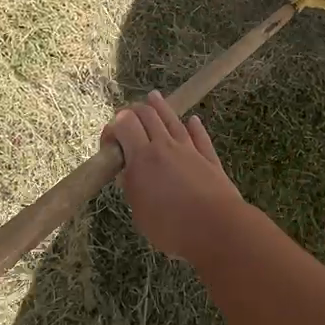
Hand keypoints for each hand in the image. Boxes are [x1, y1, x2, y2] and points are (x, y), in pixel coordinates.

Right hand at [103, 91, 243, 261]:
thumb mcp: (140, 213)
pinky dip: (194, 127)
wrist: (216, 228)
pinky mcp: (209, 158)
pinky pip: (200, 137)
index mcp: (142, 157)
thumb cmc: (171, 227)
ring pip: (173, 120)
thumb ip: (132, 188)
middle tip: (126, 117)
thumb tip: (128, 173)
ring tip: (153, 96)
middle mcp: (165, 145)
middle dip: (134, 111)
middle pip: (148, 115)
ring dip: (161, 107)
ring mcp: (189, 149)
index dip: (113, 126)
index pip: (124, 124)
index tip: (109, 142)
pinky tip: (193, 121)